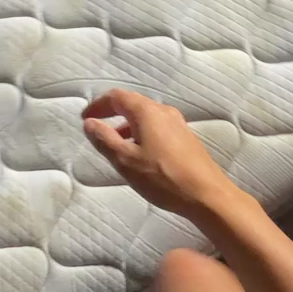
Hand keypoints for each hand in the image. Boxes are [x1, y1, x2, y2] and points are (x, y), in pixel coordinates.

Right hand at [81, 89, 250, 224]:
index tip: (85, 118)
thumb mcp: (126, 161)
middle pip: (132, 103)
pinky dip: (141, 132)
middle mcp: (163, 110)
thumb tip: (89, 123)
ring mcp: (177, 123)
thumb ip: (104, 139)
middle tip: (96, 128)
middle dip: (112, 113)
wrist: (207, 195)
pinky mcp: (185, 137)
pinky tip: (139, 154)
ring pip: (145, 116)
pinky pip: (156, 126)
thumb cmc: (163, 177)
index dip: (98, 105)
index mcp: (146, 111)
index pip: (117, 97)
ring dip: (126, 125)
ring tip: (115, 144)